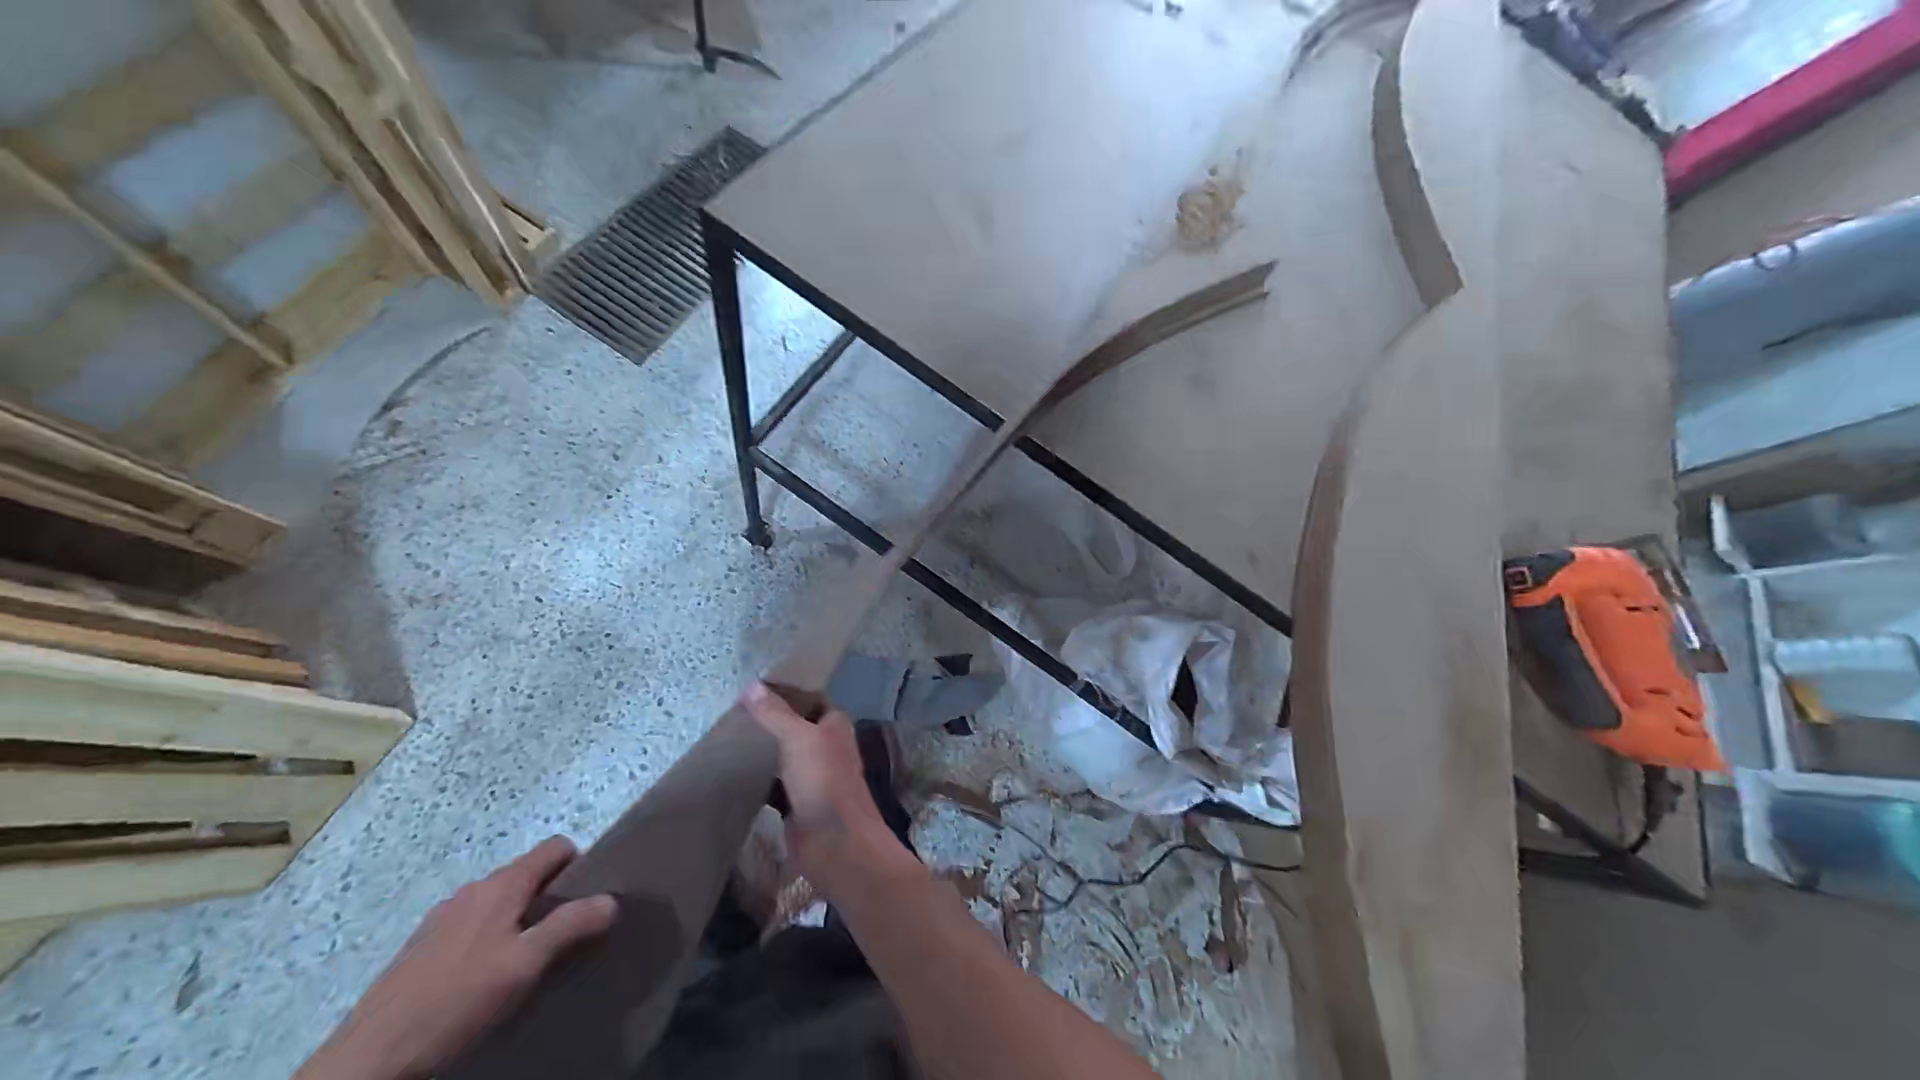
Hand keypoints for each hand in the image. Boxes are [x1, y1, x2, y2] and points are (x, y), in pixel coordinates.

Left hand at [296, 837, 616, 1079]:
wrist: (369, 1060)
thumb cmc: (456, 1001)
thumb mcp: (524, 965)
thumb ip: (570, 925)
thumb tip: (611, 899)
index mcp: (501, 884)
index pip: (555, 847)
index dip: (579, 865)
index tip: (588, 899)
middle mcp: (472, 889)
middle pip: (528, 873)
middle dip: (552, 895)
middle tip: (564, 937)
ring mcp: (442, 917)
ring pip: (500, 901)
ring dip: (520, 919)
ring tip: (526, 961)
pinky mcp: (422, 946)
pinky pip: (473, 925)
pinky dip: (490, 938)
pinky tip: (485, 979)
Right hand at [742, 681, 922, 897]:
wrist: (835, 844)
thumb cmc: (824, 781)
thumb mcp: (798, 738)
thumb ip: (775, 713)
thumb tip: (752, 685)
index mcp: (835, 727)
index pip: (811, 699)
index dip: (787, 692)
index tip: (753, 687)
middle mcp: (826, 748)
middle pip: (795, 728)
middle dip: (770, 722)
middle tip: (731, 712)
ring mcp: (811, 777)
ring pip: (783, 756)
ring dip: (761, 750)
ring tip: (726, 736)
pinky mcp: (796, 804)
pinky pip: (772, 785)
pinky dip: (756, 779)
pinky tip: (730, 772)